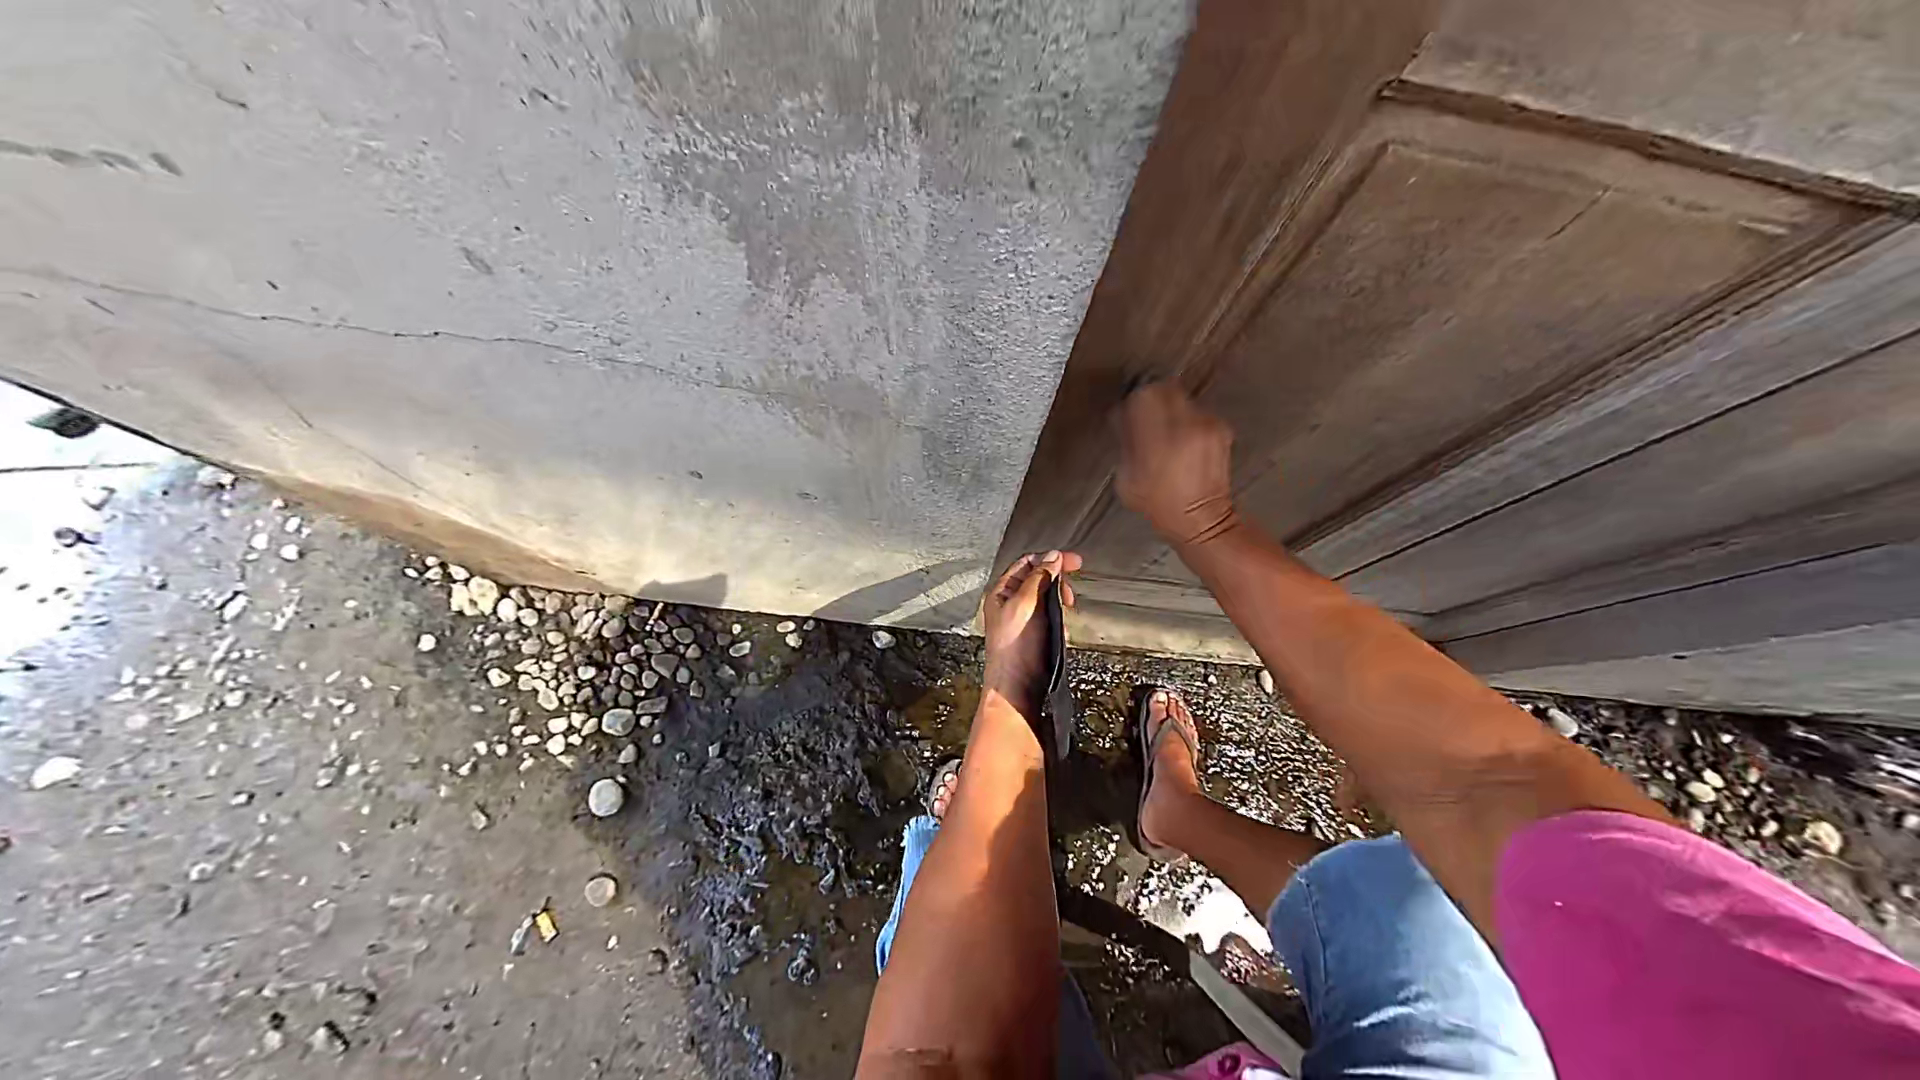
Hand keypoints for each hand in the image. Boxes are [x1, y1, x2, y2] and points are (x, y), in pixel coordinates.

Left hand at [981, 550, 1079, 707]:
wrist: (1018, 687)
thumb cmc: (1014, 649)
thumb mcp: (1025, 604)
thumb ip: (1039, 578)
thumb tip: (1052, 557)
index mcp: (1003, 592)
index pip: (1028, 563)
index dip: (1050, 559)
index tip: (1073, 562)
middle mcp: (1012, 603)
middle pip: (1042, 579)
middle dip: (1058, 585)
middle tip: (1069, 595)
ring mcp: (1026, 619)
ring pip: (1051, 600)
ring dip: (1060, 607)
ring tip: (1062, 619)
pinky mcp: (1038, 634)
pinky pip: (1055, 620)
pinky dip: (1061, 624)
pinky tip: (1060, 635)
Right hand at [1115, 382, 1239, 546]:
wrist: (1202, 519)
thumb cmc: (1161, 504)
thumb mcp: (1126, 479)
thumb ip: (1125, 443)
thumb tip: (1122, 419)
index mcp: (1158, 438)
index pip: (1143, 395)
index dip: (1131, 400)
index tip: (1126, 411)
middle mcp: (1186, 426)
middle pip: (1165, 388)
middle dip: (1151, 397)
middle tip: (1143, 412)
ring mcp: (1207, 425)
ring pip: (1182, 397)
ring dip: (1169, 407)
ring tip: (1163, 429)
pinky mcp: (1221, 429)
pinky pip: (1197, 411)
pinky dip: (1186, 419)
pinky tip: (1180, 439)